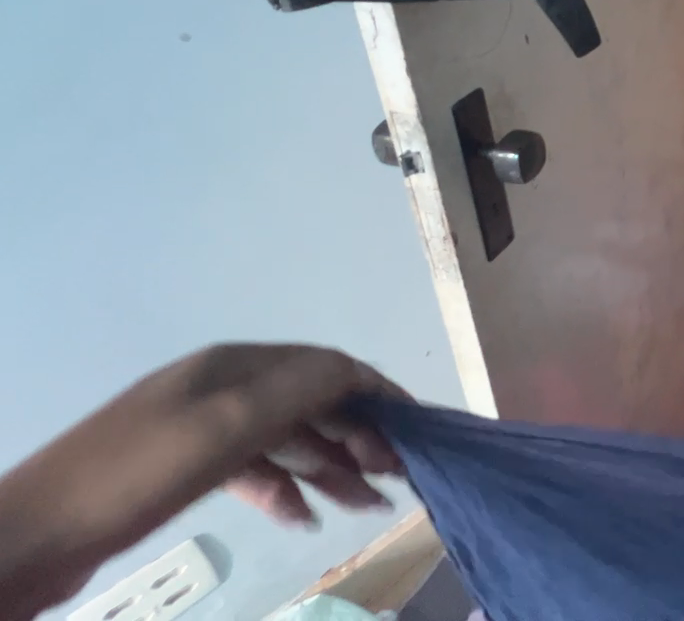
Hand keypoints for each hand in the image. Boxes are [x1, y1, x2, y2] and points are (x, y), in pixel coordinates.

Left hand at [0, 344, 407, 619]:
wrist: (14, 546)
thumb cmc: (134, 475)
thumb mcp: (230, 423)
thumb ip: (305, 387)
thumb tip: (360, 374)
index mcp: (238, 365)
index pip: (330, 368)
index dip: (378, 393)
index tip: (414, 427)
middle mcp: (226, 388)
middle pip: (314, 406)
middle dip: (360, 439)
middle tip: (394, 476)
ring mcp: (201, 430)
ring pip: (290, 441)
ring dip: (333, 469)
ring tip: (368, 505)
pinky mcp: (183, 471)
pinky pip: (256, 470)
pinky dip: (287, 490)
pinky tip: (308, 517)